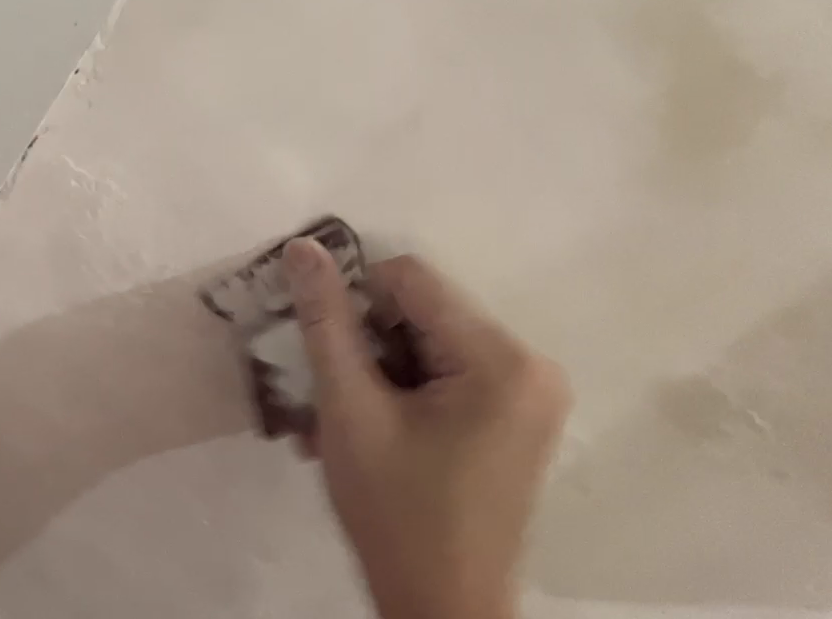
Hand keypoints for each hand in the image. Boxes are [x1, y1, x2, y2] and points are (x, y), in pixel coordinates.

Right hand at [283, 241, 568, 618]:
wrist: (442, 607)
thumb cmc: (396, 509)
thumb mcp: (348, 406)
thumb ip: (325, 320)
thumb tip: (302, 247)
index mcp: (501, 359)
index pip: (409, 279)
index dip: (355, 300)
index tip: (326, 348)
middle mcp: (529, 365)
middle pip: (420, 310)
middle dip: (365, 340)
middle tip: (333, 388)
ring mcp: (527, 394)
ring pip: (424, 340)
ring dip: (375, 366)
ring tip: (345, 414)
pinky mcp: (513, 416)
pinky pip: (443, 370)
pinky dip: (399, 386)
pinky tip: (371, 425)